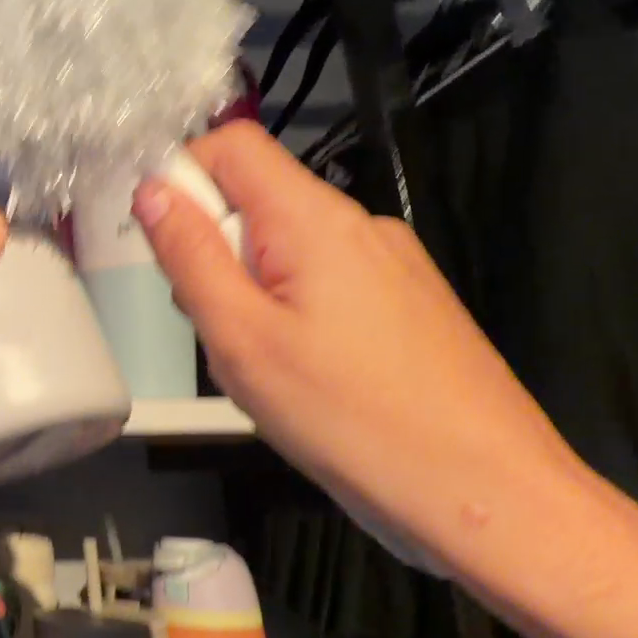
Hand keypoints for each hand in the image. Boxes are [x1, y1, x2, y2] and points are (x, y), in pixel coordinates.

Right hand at [132, 122, 581, 553]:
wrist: (485, 493)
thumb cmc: (348, 416)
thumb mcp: (240, 338)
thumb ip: (190, 257)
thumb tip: (152, 191)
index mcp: (314, 220)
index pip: (231, 145)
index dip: (180, 175)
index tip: (159, 243)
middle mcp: (358, 224)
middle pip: (256, 197)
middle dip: (210, 247)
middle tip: (212, 324)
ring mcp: (390, 262)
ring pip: (284, 245)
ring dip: (246, 285)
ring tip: (257, 361)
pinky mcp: (407, 301)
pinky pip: (321, 279)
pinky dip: (287, 307)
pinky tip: (302, 372)